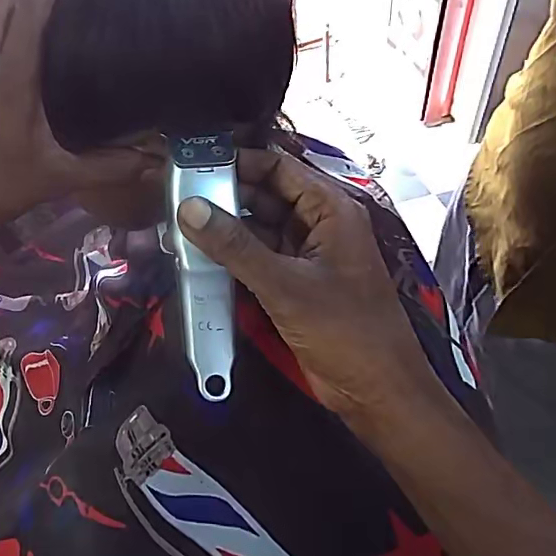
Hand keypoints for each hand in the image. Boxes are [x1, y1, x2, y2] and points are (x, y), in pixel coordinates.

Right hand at [174, 148, 443, 420]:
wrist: (378, 394)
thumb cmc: (346, 331)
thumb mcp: (285, 285)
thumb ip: (234, 246)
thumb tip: (189, 208)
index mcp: (330, 210)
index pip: (279, 168)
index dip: (239, 161)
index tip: (196, 163)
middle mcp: (318, 224)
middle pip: (264, 195)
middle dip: (225, 196)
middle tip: (178, 195)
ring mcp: (304, 254)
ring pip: (257, 227)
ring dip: (225, 227)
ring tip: (181, 223)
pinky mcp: (292, 281)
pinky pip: (256, 256)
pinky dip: (231, 255)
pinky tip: (200, 255)